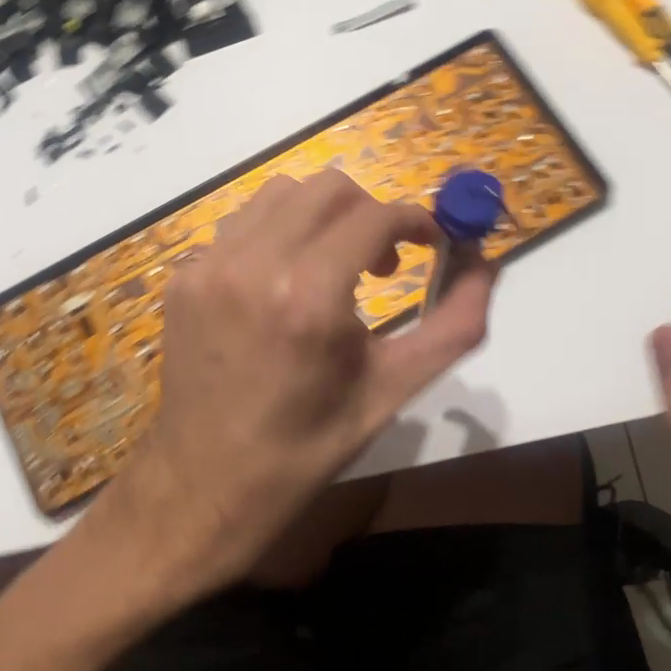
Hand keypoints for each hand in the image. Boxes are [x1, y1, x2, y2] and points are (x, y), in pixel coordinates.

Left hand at [101, 170, 497, 589]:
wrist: (207, 482)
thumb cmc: (308, 444)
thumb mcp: (392, 390)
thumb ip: (453, 325)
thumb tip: (486, 264)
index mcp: (307, 299)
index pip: (374, 216)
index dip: (414, 220)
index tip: (430, 242)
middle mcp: (252, 266)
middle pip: (328, 188)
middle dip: (369, 212)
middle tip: (381, 263)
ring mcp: (208, 266)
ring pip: (281, 194)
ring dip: (322, 218)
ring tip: (331, 270)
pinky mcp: (183, 275)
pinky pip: (242, 225)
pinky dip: (277, 237)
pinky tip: (282, 288)